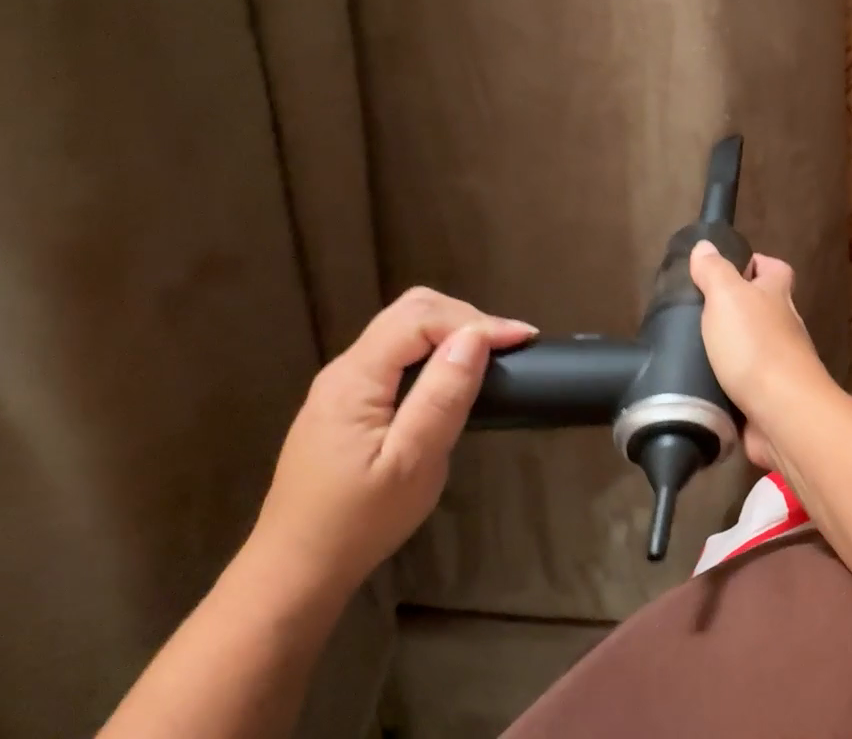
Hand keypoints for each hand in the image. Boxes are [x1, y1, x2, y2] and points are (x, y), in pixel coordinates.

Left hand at [247, 287, 536, 593]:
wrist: (299, 568)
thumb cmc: (359, 519)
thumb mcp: (413, 460)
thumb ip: (443, 395)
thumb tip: (475, 338)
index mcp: (355, 380)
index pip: (421, 319)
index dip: (477, 322)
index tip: (524, 340)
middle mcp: (345, 371)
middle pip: (410, 311)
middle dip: (467, 318)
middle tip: (510, 347)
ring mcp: (344, 386)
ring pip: (404, 328)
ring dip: (454, 331)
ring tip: (494, 357)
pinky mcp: (351, 403)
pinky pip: (399, 354)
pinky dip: (438, 350)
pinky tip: (458, 376)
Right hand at [688, 241, 835, 466]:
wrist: (782, 413)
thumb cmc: (756, 346)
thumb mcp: (728, 298)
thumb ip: (716, 272)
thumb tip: (706, 246)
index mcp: (778, 296)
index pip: (775, 269)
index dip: (755, 264)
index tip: (725, 269)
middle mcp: (784, 327)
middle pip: (763, 309)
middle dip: (734, 310)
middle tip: (692, 314)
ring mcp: (779, 364)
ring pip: (752, 348)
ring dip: (726, 350)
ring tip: (686, 351)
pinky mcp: (766, 397)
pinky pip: (742, 384)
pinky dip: (724, 384)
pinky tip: (698, 386)